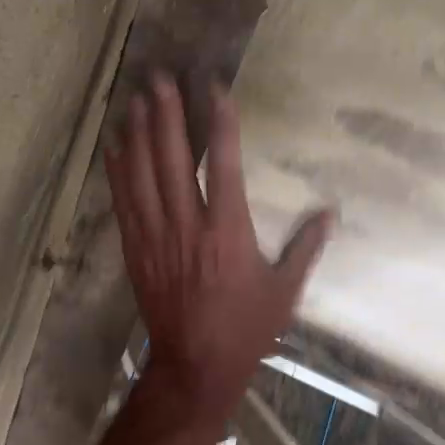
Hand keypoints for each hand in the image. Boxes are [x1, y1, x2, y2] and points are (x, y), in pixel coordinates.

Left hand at [104, 72, 332, 426]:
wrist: (194, 366)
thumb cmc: (245, 329)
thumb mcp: (285, 291)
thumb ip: (306, 247)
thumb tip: (330, 212)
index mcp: (228, 232)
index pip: (225, 164)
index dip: (221, 122)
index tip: (214, 88)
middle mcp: (188, 225)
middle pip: (174, 159)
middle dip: (166, 115)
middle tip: (159, 77)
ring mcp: (156, 235)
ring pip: (143, 174)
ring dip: (138, 133)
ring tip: (135, 98)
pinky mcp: (136, 248)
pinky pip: (123, 200)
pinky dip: (118, 169)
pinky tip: (114, 144)